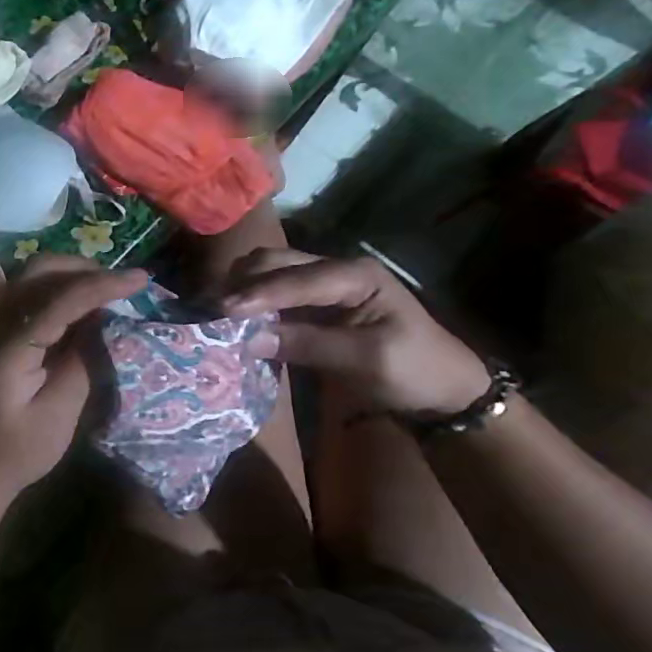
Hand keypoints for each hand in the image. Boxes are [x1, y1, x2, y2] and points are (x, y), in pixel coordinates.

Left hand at [0, 256, 148, 496]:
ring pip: (36, 276)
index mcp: (11, 346)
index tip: (142, 278)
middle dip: (87, 269)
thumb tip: (106, 320)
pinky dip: (63, 289)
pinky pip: (33, 293)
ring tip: (111, 288)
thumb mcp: (60, 412)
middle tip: (125, 282)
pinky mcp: (1, 331)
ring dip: (75, 274)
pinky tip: (87, 305)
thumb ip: (84, 361)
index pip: (61, 298)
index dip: (104, 284)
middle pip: (41, 270)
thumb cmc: (19, 450)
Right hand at [221, 248, 487, 415]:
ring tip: (213, 312)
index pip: (297, 278)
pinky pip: (278, 294)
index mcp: (356, 274)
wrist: (444, 389)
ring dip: (243, 288)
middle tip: (207, 308)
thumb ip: (309, 344)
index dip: (258, 294)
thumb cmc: (415, 371)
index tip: (221, 311)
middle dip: (241, 282)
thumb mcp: (367, 361)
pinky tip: (235, 319)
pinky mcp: (319, 303)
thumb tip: (251, 339)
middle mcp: (338, 268)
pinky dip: (254, 303)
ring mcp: (327, 284)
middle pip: (277, 262)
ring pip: (272, 272)